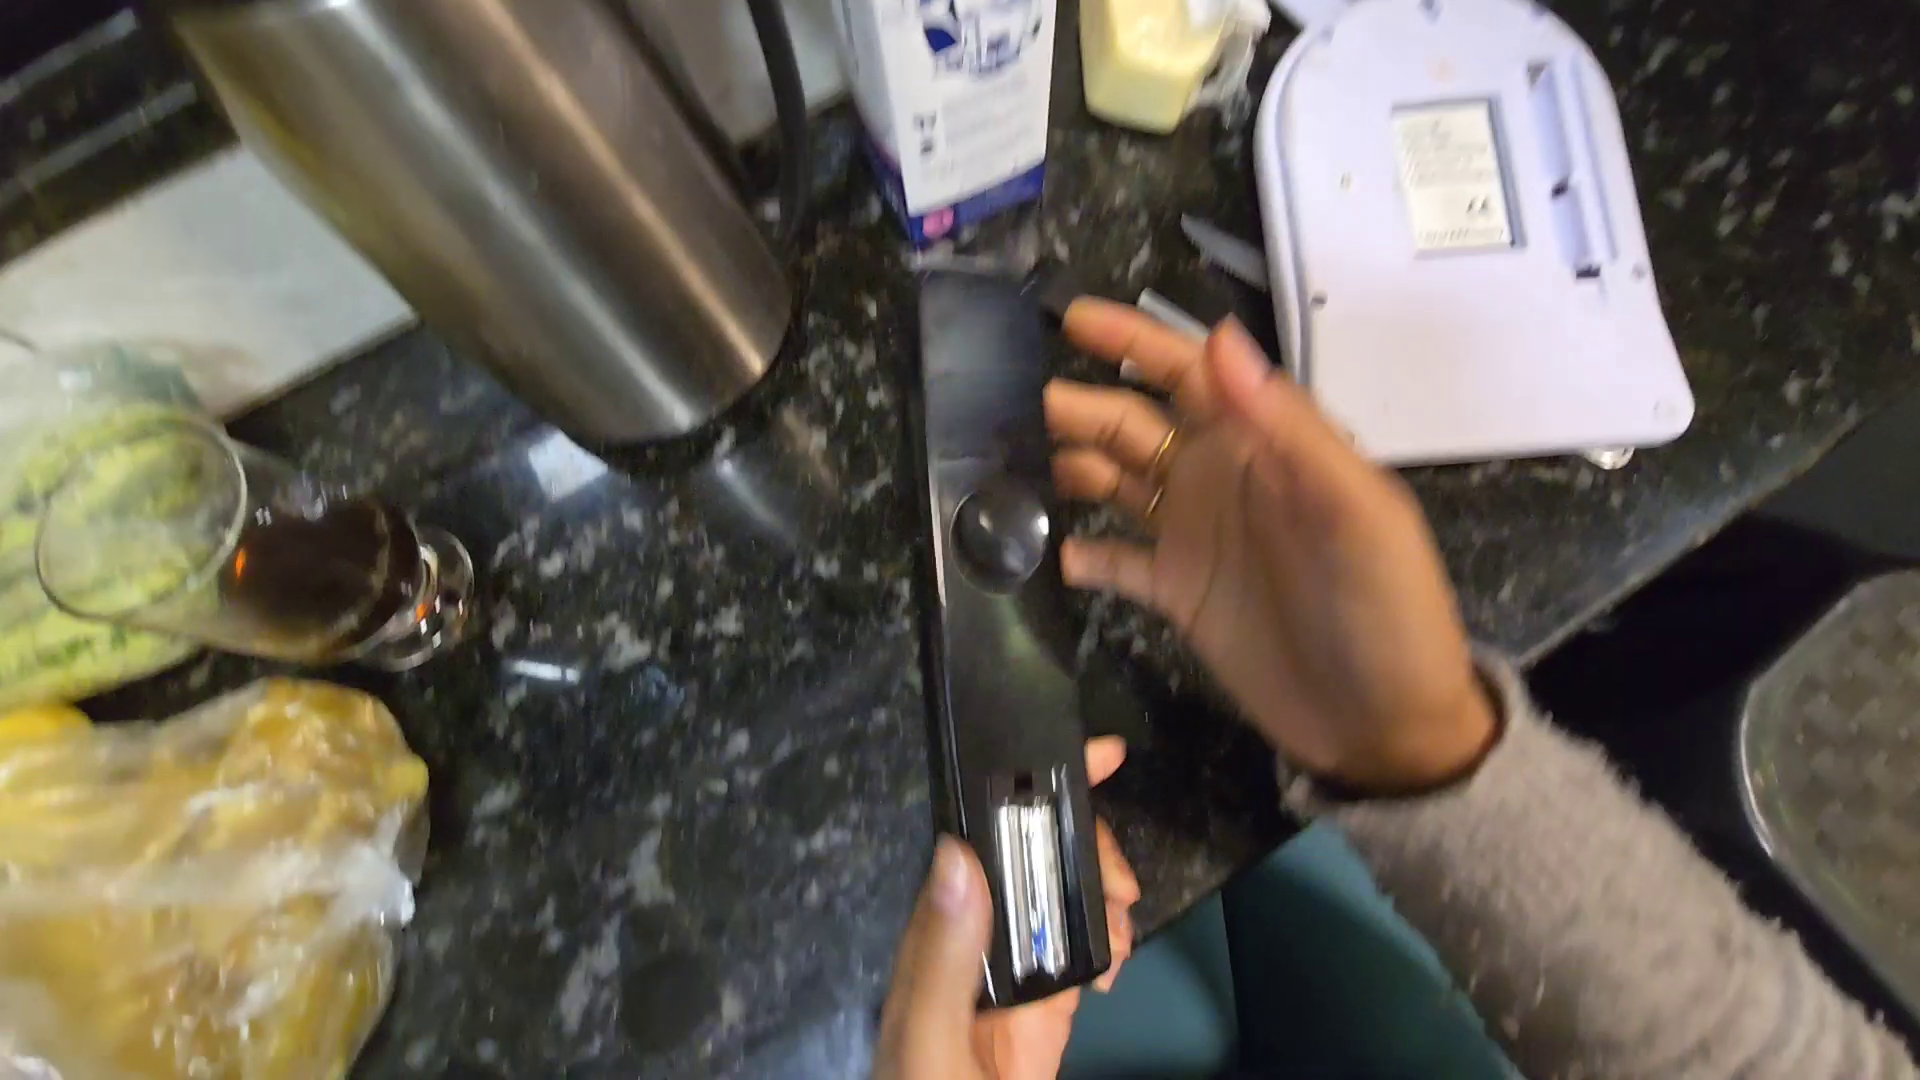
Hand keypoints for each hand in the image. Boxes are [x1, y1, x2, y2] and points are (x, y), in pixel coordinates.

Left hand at [874, 737, 1138, 1079]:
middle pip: (1040, 851)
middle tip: (1119, 883)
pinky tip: (1114, 960)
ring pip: (1070, 889)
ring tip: (1119, 928)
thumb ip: (939, 956)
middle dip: (1088, 845)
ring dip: (1105, 891)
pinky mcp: (1050, 998)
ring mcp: (1018, 959)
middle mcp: (981, 926)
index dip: (1031, 782)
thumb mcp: (929, 1040)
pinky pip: (1087, 943)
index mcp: (945, 918)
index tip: (1095, 754)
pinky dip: (1110, 937)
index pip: (984, 828)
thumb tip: (956, 852)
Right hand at [1044, 301, 1494, 792]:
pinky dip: (1078, 554)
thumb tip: (1219, 337)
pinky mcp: (1172, 590)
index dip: (1132, 341)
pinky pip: (1112, 561)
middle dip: (1079, 407)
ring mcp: (1190, 535)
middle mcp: (1216, 477)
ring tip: (1013, 468)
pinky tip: (1042, 552)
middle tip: (1017, 407)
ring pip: (1112, 484)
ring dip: (1069, 469)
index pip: (1188, 372)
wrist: (1378, 722)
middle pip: (1133, 426)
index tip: (1071, 319)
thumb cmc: (1379, 608)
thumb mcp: (1351, 511)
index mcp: (1260, 444)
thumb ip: (1287, 426)